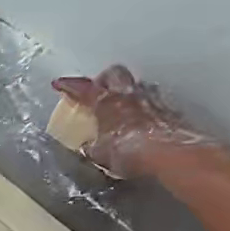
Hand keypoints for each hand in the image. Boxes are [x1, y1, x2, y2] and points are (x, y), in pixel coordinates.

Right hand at [51, 66, 227, 178]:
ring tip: (123, 104)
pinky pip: (154, 102)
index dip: (69, 86)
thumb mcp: (102, 155)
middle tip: (98, 90)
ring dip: (128, 92)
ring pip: (136, 85)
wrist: (170, 156)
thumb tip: (88, 147)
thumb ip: (93, 147)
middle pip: (113, 74)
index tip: (59, 84)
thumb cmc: (130, 152)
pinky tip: (145, 119)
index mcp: (105, 102)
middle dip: (103, 79)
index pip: (82, 88)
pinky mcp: (169, 111)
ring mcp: (150, 100)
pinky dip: (146, 107)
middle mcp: (127, 95)